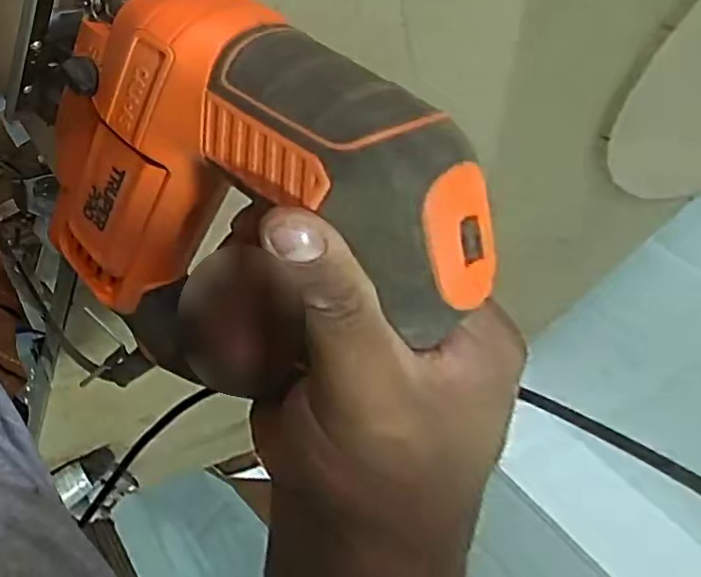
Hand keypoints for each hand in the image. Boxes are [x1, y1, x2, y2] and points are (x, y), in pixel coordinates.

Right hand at [191, 208, 524, 575]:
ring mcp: (367, 321)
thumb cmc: (381, 468)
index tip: (296, 168)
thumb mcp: (368, 382)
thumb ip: (336, 302)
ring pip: (316, 258)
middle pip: (357, 237)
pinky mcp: (323, 333)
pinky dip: (260, 273)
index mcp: (465, 316)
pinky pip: (290, 285)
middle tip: (255, 217)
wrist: (340, 533)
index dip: (359, 192)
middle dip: (302, 225)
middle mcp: (419, 308)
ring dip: (274, 249)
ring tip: (239, 243)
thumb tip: (287, 218)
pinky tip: (235, 267)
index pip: (417, 228)